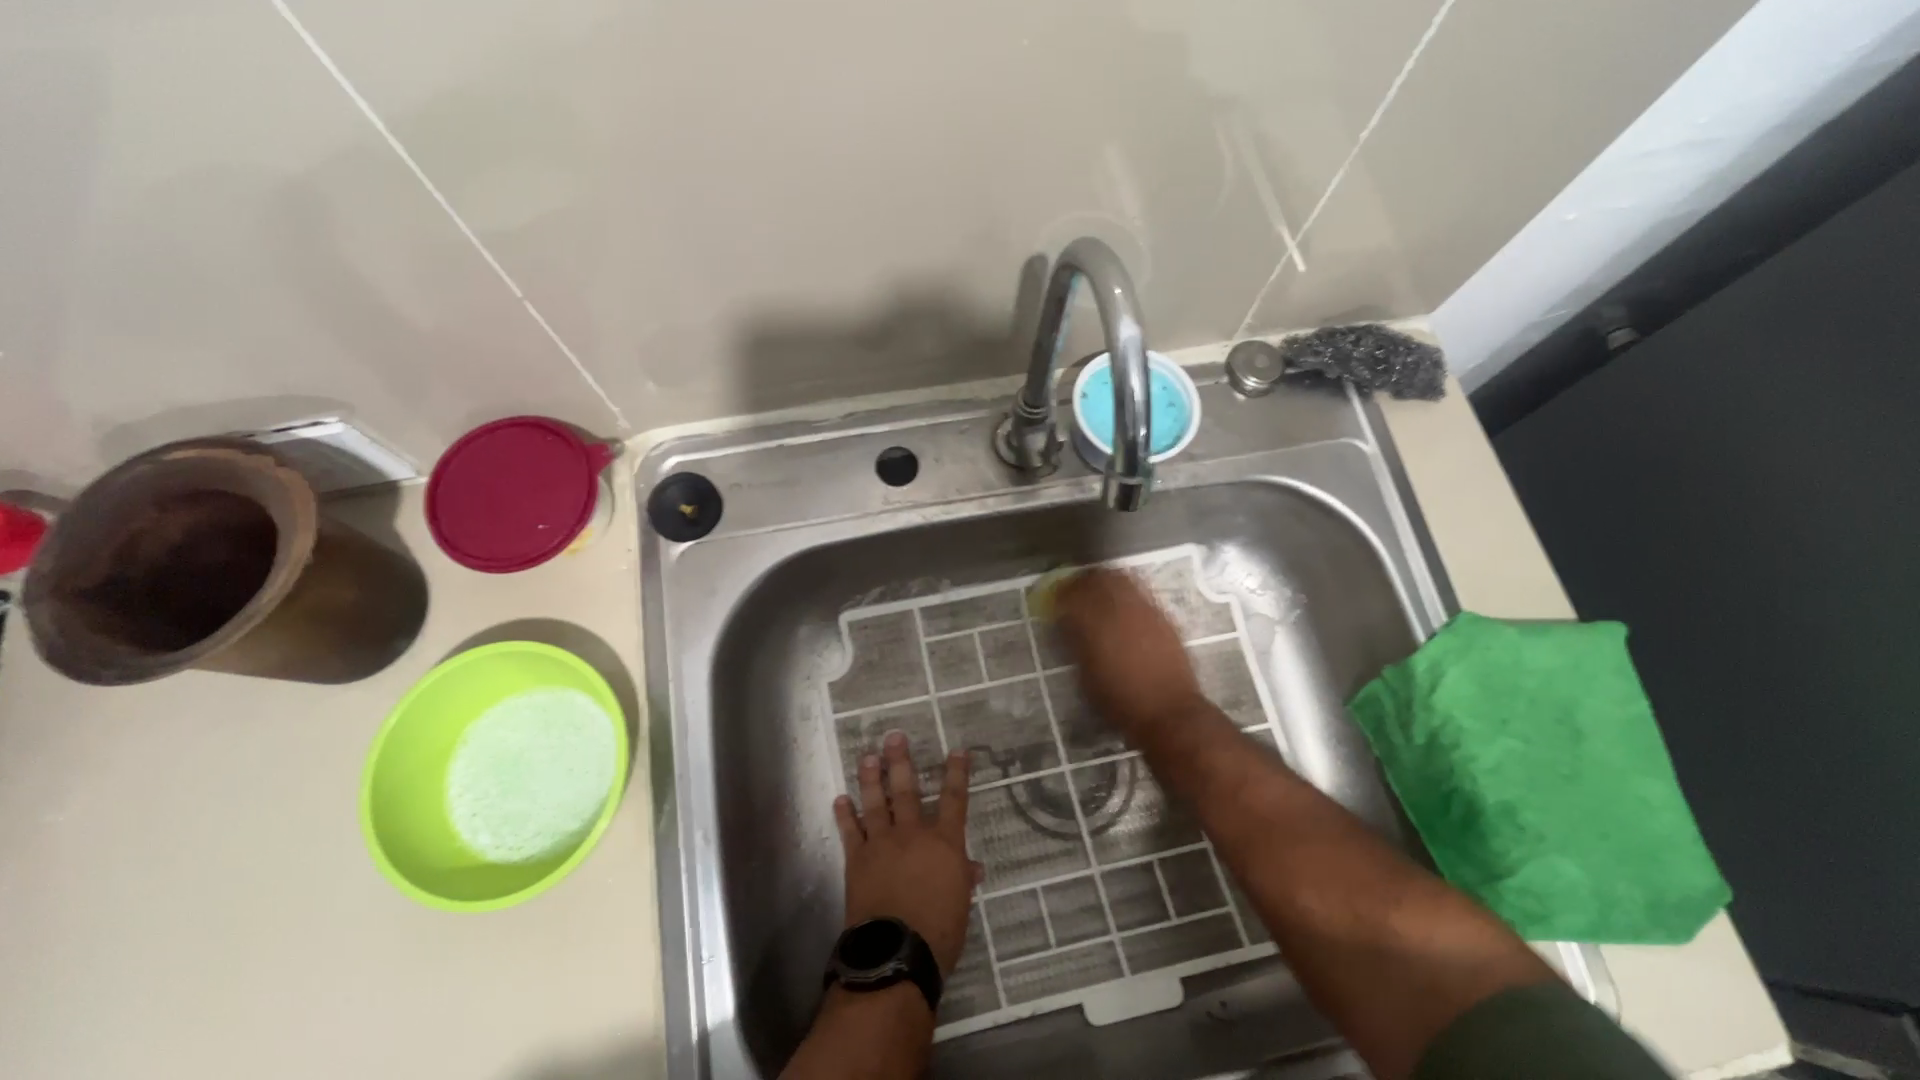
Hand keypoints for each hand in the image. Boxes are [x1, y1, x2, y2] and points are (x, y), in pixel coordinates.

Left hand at [833, 732, 979, 976]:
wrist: (896, 950)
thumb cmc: (939, 932)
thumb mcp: (960, 905)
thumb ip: (962, 880)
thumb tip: (971, 868)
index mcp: (945, 844)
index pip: (955, 800)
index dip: (957, 773)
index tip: (957, 750)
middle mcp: (913, 835)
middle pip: (907, 790)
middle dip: (901, 762)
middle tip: (894, 736)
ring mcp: (881, 844)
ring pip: (876, 803)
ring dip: (870, 778)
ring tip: (867, 756)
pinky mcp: (857, 860)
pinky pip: (850, 831)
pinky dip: (845, 815)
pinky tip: (840, 799)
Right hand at [1052, 568, 1206, 736]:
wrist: (1170, 713)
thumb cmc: (1121, 703)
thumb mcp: (1086, 677)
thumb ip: (1075, 644)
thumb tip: (1067, 624)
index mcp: (1096, 625)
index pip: (1072, 593)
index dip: (1061, 593)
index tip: (1055, 599)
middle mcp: (1121, 610)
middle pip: (1098, 577)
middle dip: (1083, 581)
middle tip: (1074, 591)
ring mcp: (1146, 610)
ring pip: (1122, 579)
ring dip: (1105, 581)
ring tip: (1098, 592)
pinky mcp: (1163, 616)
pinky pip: (1140, 591)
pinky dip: (1126, 591)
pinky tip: (1123, 606)